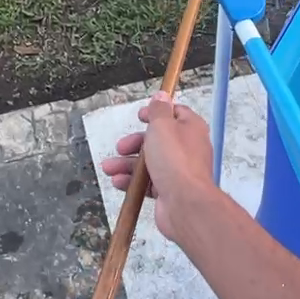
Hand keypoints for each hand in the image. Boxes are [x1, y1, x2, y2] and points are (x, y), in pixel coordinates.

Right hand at [100, 92, 220, 242]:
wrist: (185, 203)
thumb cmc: (175, 160)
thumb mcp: (162, 126)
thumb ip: (159, 110)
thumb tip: (162, 95)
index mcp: (191, 128)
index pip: (175, 113)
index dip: (156, 112)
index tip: (140, 116)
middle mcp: (187, 148)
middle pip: (158, 140)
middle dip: (135, 143)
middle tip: (121, 146)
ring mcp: (179, 171)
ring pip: (150, 163)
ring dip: (127, 164)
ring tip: (109, 168)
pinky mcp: (170, 190)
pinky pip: (148, 183)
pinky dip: (132, 182)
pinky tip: (118, 182)